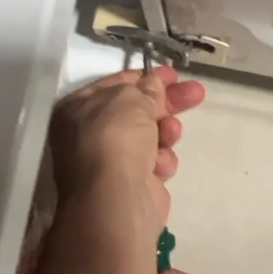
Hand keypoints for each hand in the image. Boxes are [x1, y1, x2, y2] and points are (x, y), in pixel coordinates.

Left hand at [49, 68, 204, 233]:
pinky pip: (154, 162)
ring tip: (171, 133)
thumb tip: (153, 85)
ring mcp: (110, 161)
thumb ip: (146, 89)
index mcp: (77, 109)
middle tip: (195, 92)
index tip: (171, 74)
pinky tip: (160, 166)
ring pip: (149, 136)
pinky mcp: (132, 184)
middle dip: (167, 102)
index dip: (143, 77)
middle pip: (135, 111)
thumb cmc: (115, 139)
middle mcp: (89, 134)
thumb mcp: (132, 100)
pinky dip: (161, 161)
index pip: (114, 85)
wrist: (118, 199)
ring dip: (165, 132)